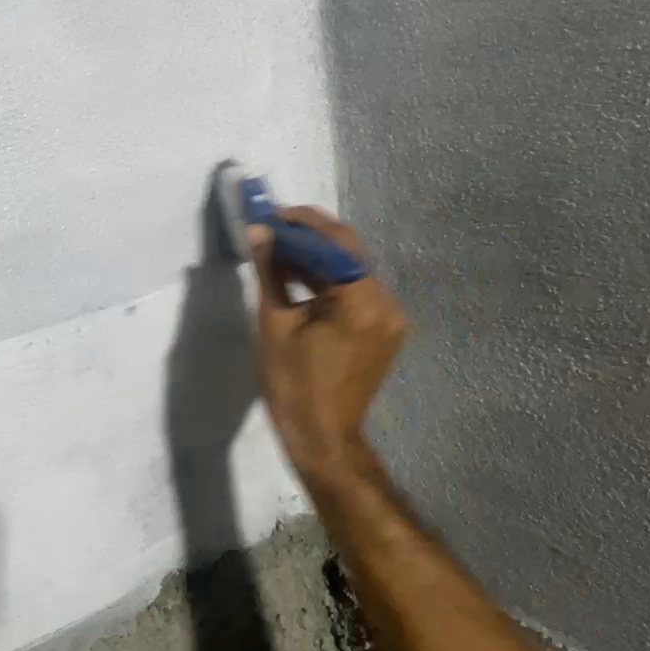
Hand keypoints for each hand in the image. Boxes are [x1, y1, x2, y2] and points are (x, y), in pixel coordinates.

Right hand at [248, 206, 406, 476]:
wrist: (322, 436)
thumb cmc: (293, 383)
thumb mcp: (274, 323)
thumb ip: (271, 272)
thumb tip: (260, 231)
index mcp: (361, 304)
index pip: (335, 243)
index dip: (301, 223)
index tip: (270, 214)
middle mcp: (385, 304)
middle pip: (348, 251)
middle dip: (309, 235)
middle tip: (272, 227)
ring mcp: (388, 318)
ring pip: (351, 268)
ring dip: (316, 255)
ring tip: (277, 249)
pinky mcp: (382, 329)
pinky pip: (355, 289)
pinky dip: (327, 277)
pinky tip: (296, 274)